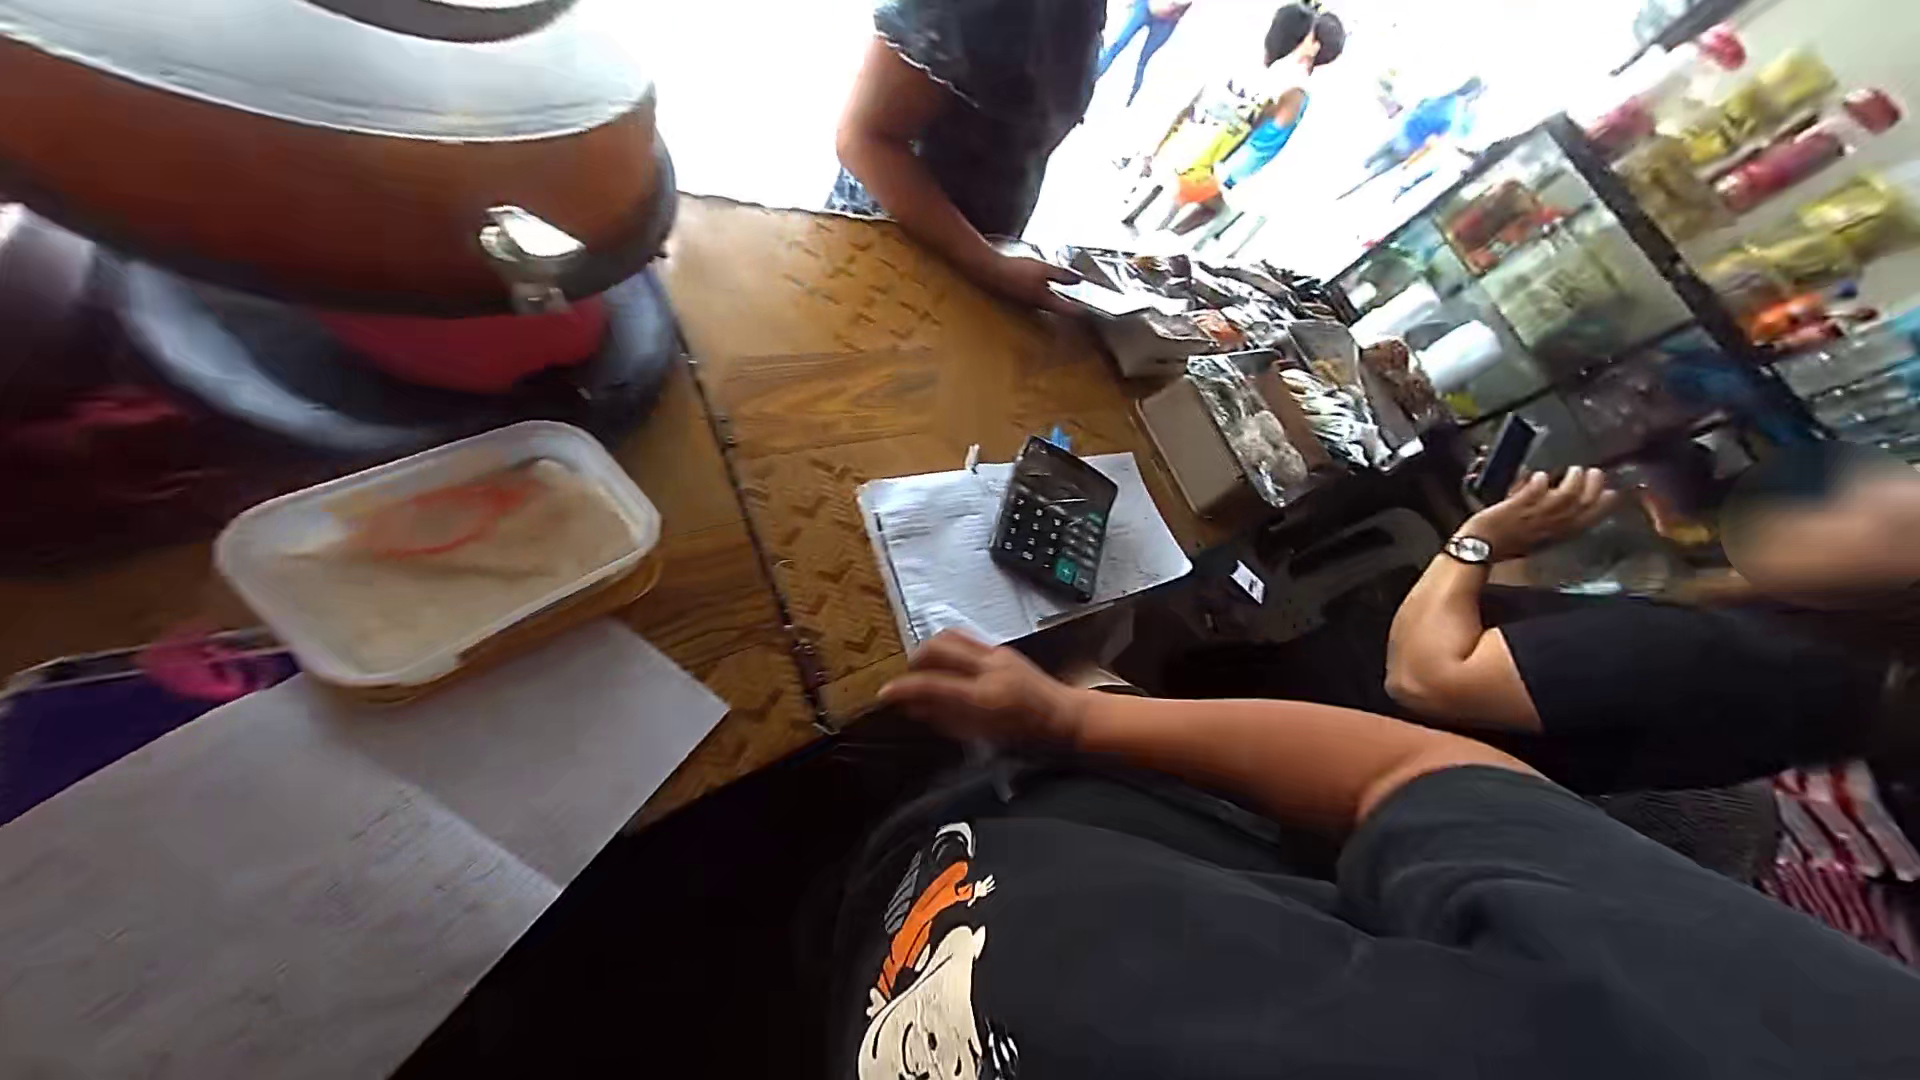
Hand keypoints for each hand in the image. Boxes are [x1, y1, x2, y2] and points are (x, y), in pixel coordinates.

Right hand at [878, 631, 1088, 744]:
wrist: (1066, 717)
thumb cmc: (1029, 736)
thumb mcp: (984, 737)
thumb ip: (946, 720)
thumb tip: (914, 708)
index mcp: (986, 695)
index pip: (934, 684)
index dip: (904, 688)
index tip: (885, 693)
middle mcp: (990, 667)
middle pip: (939, 646)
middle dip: (915, 659)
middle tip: (907, 677)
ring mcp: (997, 653)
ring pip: (951, 635)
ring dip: (930, 649)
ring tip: (923, 669)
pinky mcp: (1001, 648)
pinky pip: (966, 640)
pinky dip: (948, 650)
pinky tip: (947, 667)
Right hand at [972, 253, 1082, 314]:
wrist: (989, 271)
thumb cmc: (1015, 271)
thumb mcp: (1043, 269)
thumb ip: (1061, 275)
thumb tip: (1078, 280)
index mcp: (1045, 301)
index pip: (1068, 310)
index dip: (1081, 309)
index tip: (1090, 306)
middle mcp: (1037, 306)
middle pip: (1058, 309)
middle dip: (1069, 306)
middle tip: (1081, 300)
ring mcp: (1027, 303)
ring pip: (1047, 304)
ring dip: (1056, 300)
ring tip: (1066, 294)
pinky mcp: (1019, 297)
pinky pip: (1036, 298)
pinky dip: (1044, 294)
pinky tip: (1043, 286)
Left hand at [1458, 466, 1617, 560]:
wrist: (1475, 551)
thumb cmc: (1500, 544)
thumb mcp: (1532, 537)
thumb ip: (1545, 521)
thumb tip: (1550, 498)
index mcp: (1555, 536)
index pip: (1588, 520)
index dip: (1603, 506)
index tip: (1612, 492)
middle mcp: (1548, 527)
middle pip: (1581, 505)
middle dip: (1593, 488)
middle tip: (1595, 472)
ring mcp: (1531, 518)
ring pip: (1563, 497)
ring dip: (1571, 482)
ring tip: (1574, 469)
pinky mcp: (1512, 510)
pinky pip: (1530, 494)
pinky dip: (1537, 483)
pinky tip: (1539, 475)